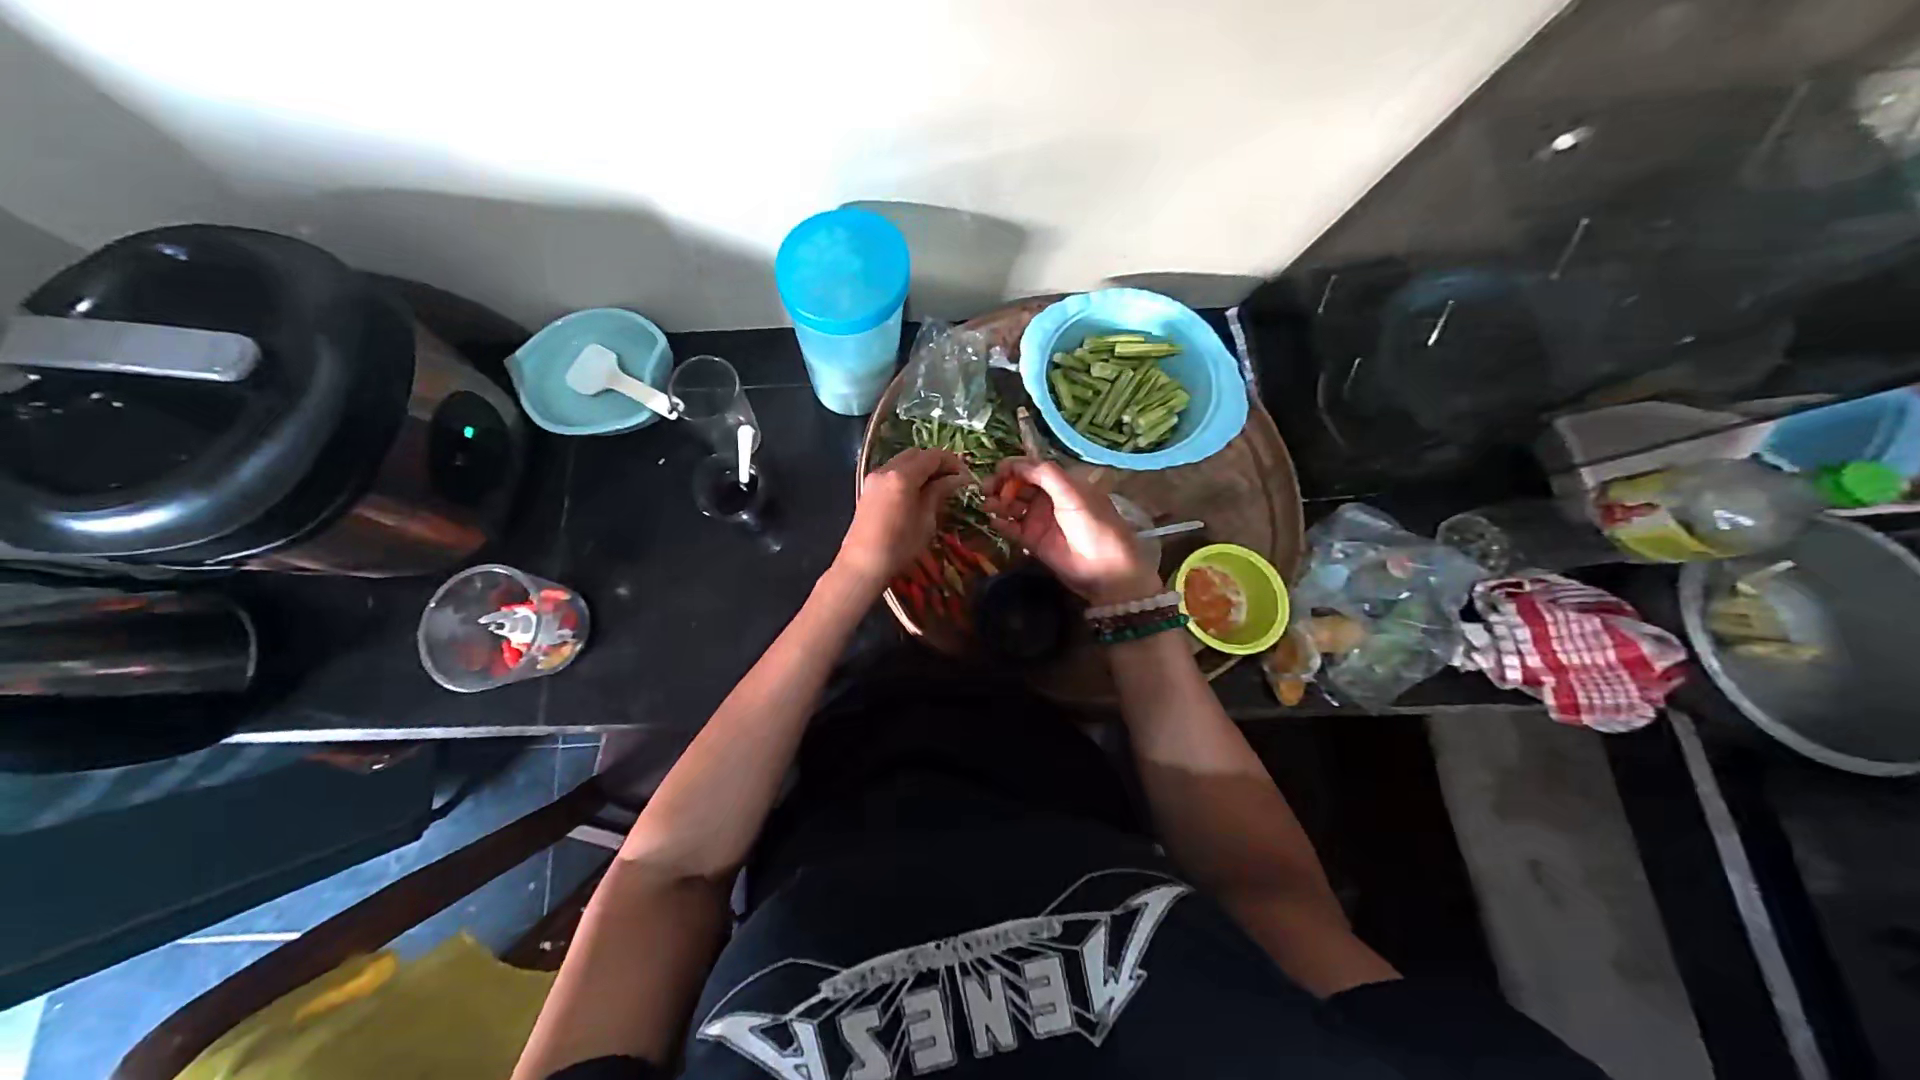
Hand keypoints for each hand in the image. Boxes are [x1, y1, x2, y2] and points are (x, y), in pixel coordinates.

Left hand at [835, 448, 971, 589]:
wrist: (863, 564)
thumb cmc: (899, 546)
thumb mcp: (926, 520)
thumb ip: (939, 493)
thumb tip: (956, 479)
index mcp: (902, 476)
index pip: (932, 456)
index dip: (952, 462)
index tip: (965, 476)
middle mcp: (886, 470)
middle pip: (916, 454)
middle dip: (936, 462)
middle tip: (952, 479)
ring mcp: (874, 478)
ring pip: (902, 461)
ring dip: (921, 468)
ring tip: (936, 486)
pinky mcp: (868, 489)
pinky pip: (892, 472)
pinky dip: (907, 475)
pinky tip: (917, 492)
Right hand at [984, 457, 1160, 603]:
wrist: (1105, 569)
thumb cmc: (1094, 526)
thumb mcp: (1074, 494)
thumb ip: (1046, 475)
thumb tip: (1017, 463)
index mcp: (1061, 483)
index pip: (1031, 469)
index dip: (1013, 468)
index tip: (997, 471)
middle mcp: (1048, 498)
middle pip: (1018, 486)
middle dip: (1001, 484)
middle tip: (986, 490)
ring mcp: (1039, 520)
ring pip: (1011, 506)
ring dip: (998, 503)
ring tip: (988, 506)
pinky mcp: (1033, 541)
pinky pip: (1011, 528)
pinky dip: (1001, 524)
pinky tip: (995, 522)